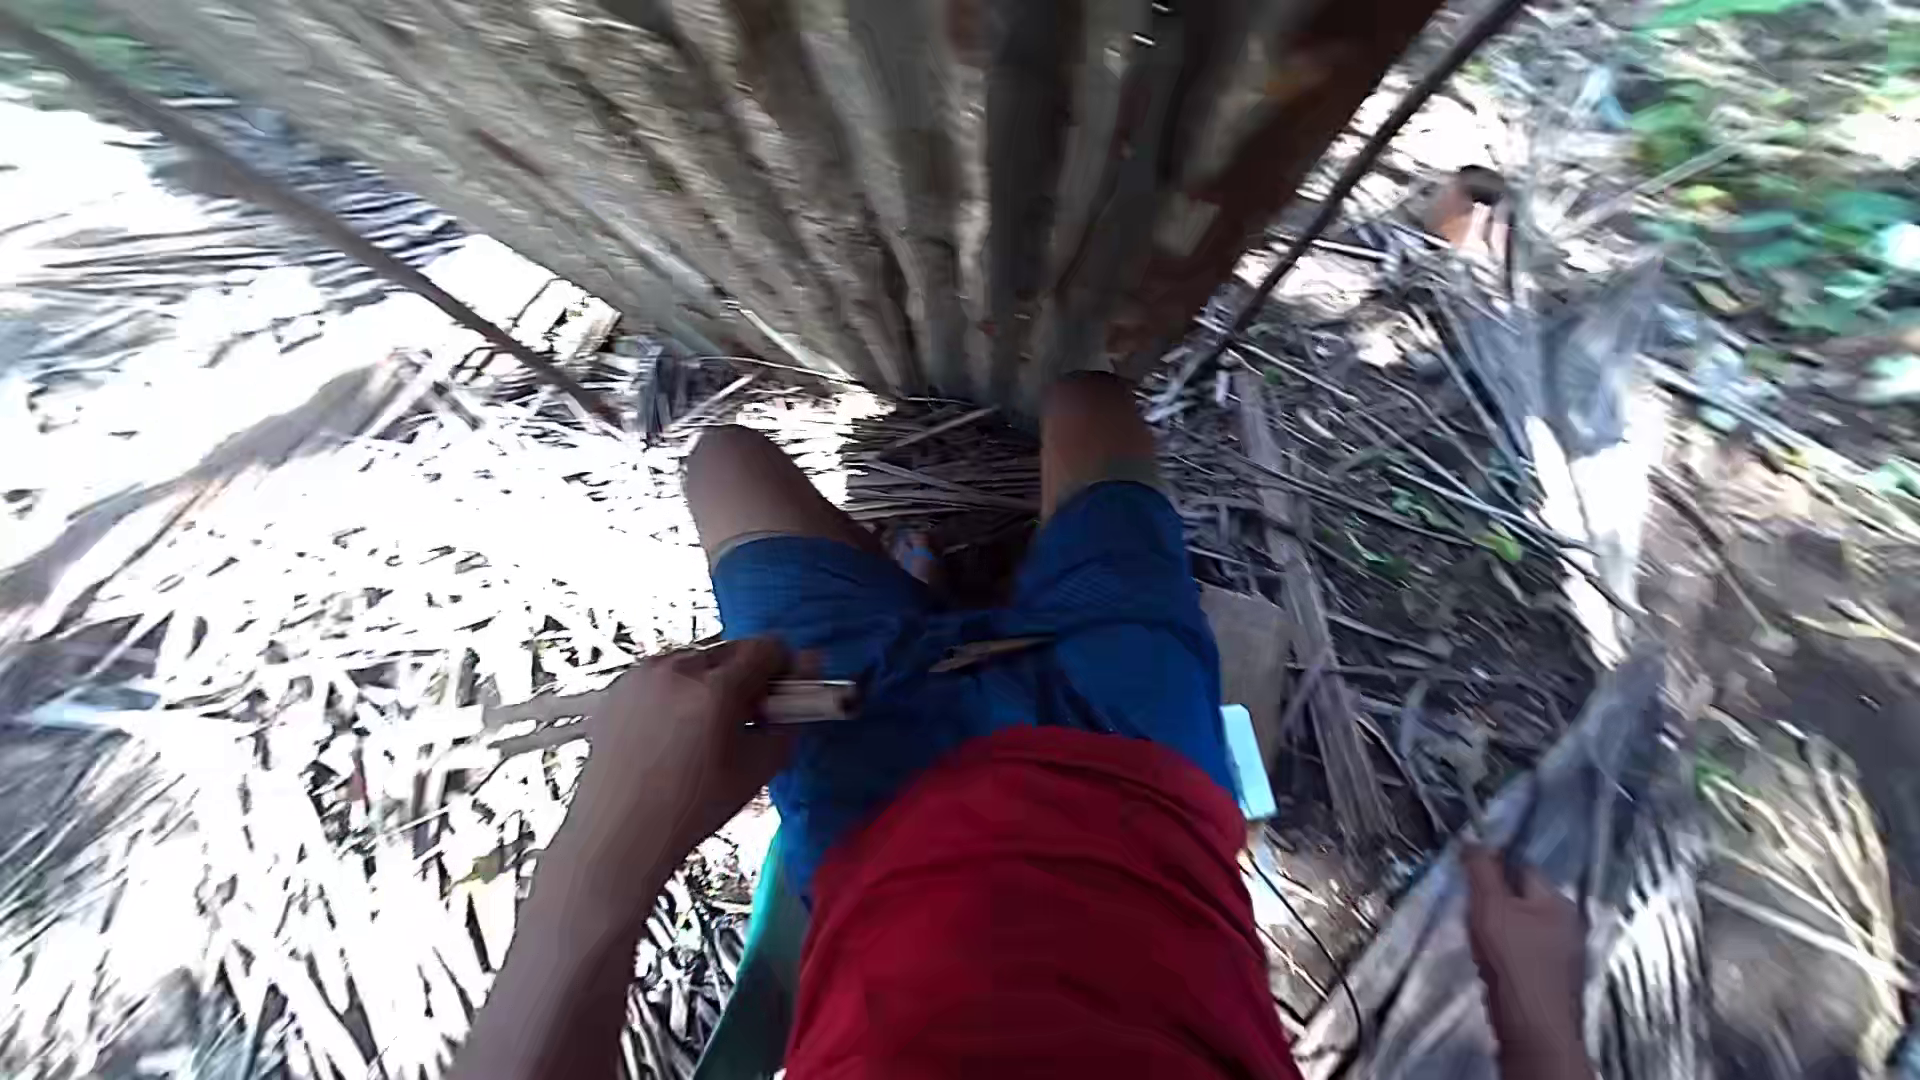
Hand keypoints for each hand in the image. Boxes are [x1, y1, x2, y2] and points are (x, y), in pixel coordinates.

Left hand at [555, 638, 795, 909]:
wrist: (616, 837)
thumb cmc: (696, 807)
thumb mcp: (761, 765)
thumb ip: (794, 712)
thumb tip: (812, 665)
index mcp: (716, 688)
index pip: (768, 647)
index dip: (783, 668)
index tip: (779, 696)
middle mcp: (678, 669)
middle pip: (734, 649)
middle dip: (747, 674)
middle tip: (743, 714)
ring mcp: (643, 675)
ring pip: (699, 657)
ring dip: (713, 678)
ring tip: (703, 724)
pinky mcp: (619, 686)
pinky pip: (665, 671)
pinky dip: (679, 687)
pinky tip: (671, 728)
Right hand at [1463, 843, 1585, 1046]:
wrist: (1532, 1023)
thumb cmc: (1512, 956)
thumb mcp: (1489, 902)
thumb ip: (1481, 867)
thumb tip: (1474, 838)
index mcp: (1559, 902)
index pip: (1521, 865)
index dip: (1491, 862)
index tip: (1463, 868)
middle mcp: (1568, 923)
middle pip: (1520, 891)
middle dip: (1491, 891)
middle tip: (1465, 896)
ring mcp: (1562, 950)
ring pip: (1519, 918)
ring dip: (1494, 917)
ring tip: (1472, 923)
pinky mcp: (1550, 972)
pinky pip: (1521, 941)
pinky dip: (1502, 940)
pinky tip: (1486, 948)